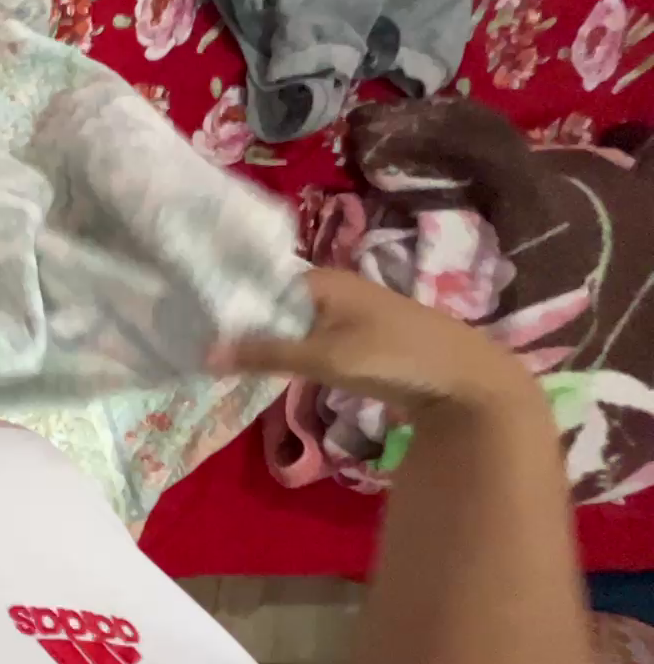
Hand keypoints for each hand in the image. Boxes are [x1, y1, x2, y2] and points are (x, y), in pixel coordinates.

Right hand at [209, 269, 535, 418]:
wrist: (471, 383)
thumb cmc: (394, 357)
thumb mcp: (322, 358)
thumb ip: (262, 355)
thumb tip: (202, 355)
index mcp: (320, 280)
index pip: (255, 283)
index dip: (224, 301)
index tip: (192, 320)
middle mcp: (331, 288)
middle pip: (269, 303)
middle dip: (238, 322)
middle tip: (199, 342)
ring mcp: (345, 312)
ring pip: (286, 322)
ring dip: (260, 338)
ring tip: (223, 355)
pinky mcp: (355, 336)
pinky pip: (304, 336)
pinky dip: (283, 348)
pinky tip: (263, 364)